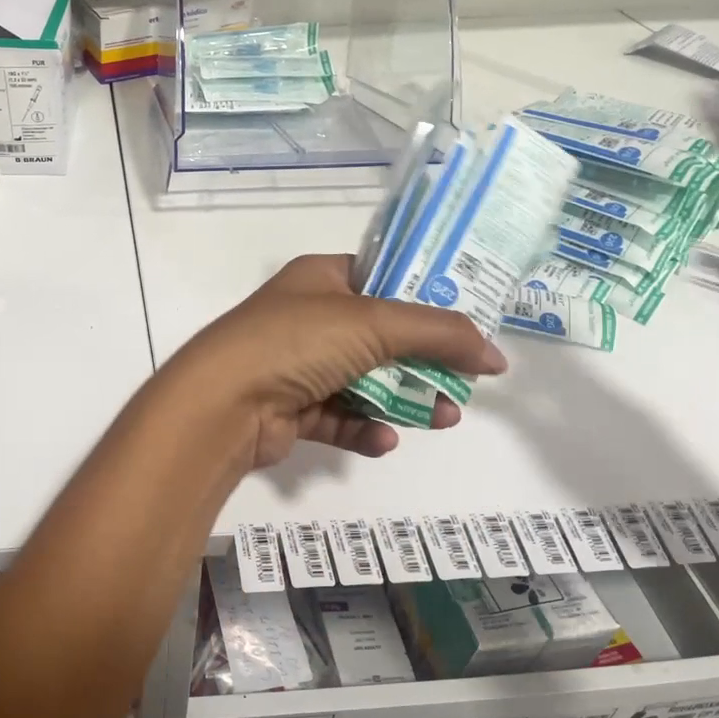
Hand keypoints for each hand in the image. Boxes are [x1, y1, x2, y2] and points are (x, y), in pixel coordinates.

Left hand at [154, 254, 506, 471]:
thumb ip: (439, 333)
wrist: (223, 403)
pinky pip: (341, 417)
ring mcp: (297, 364)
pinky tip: (383, 439)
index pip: (382, 278)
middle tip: (463, 382)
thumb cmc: (296, 342)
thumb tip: (495, 354)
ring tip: (442, 418)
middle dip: (424, 360)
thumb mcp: (374, 323)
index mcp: (320, 278)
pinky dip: (364, 428)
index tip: (470, 324)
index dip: (427, 299)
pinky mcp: (292, 409)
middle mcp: (308, 316)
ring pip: (365, 380)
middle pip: (380, 336)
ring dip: (404, 399)